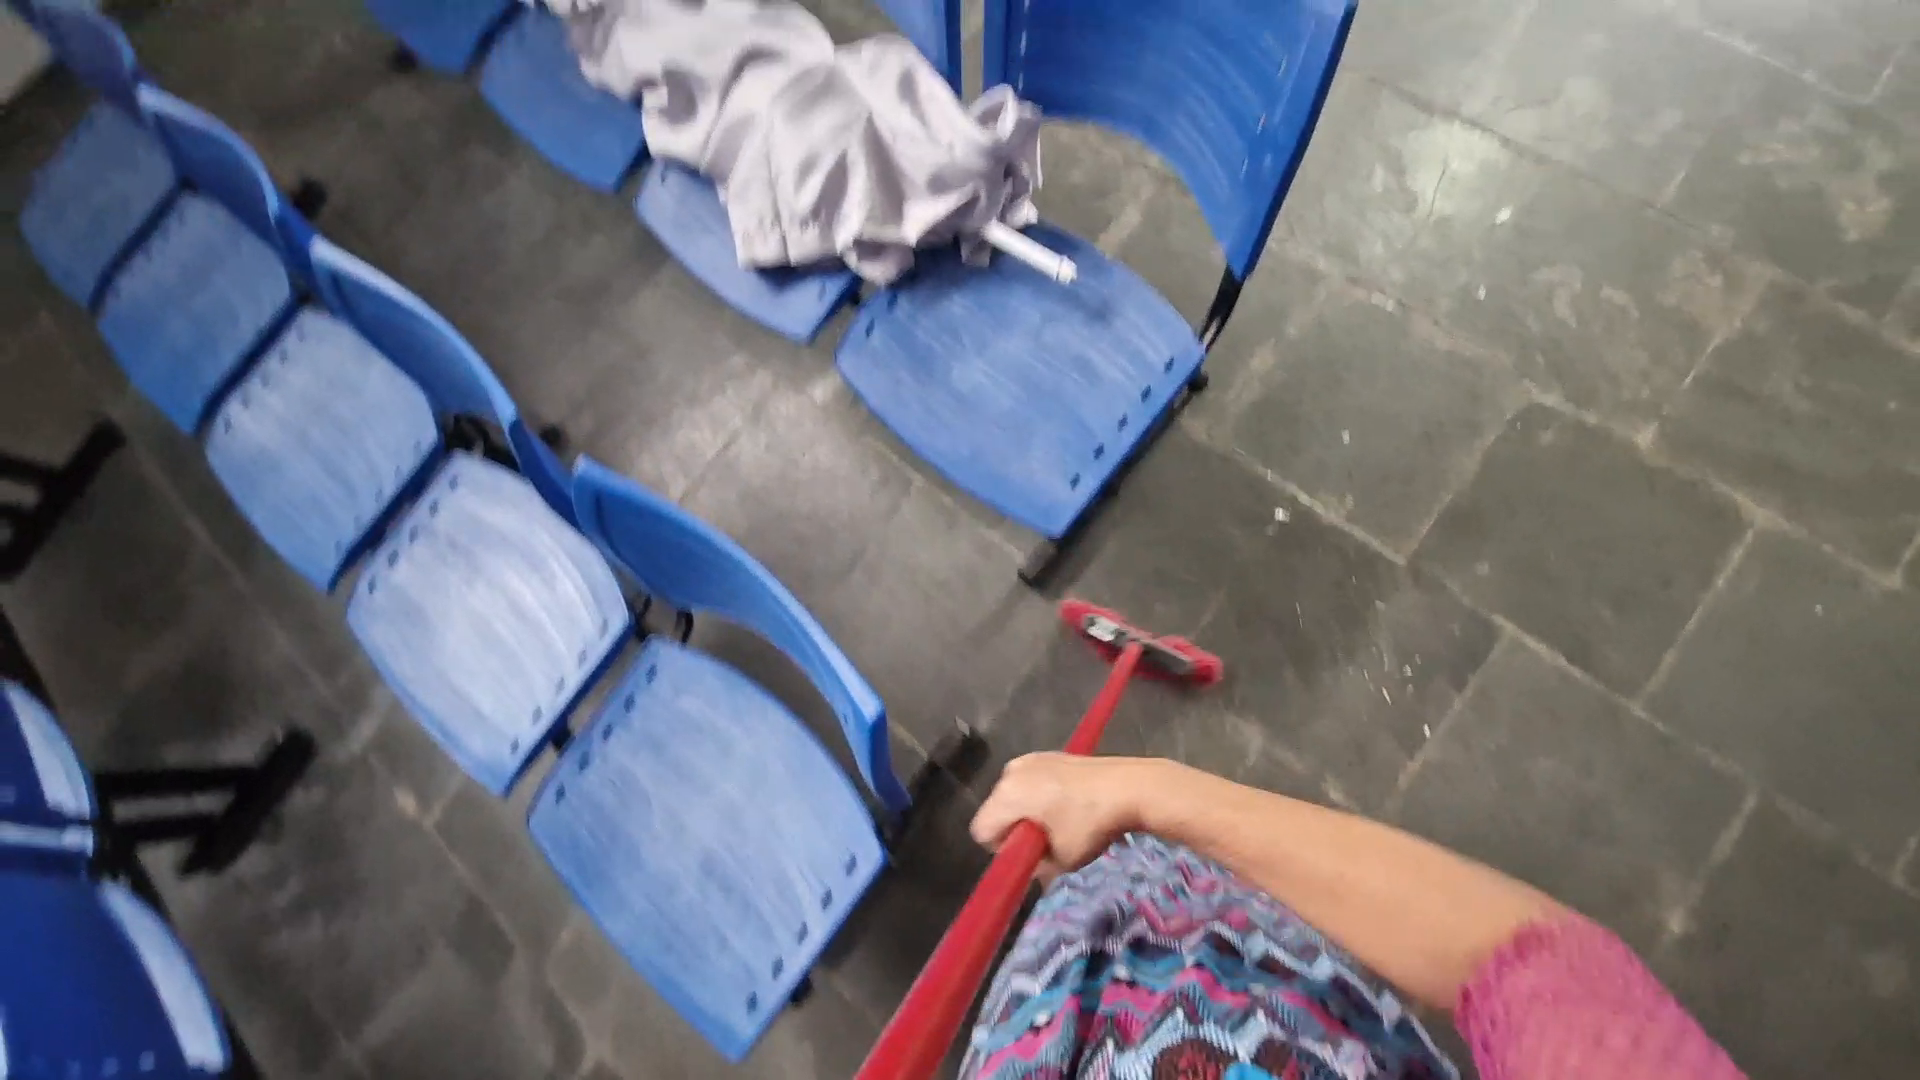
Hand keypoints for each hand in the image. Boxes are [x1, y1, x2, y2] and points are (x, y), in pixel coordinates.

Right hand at [969, 754, 1166, 878]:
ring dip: (1027, 812)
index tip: (1029, 854)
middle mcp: (1010, 772)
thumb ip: (1036, 868)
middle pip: (996, 811)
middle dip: (1015, 829)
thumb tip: (1032, 866)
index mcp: (1007, 796)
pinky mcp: (1048, 754)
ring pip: (1013, 796)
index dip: (1002, 849)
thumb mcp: (1062, 860)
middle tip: (1047, 841)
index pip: (982, 831)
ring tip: (1061, 821)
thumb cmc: (1090, 825)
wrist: (1129, 786)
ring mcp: (1029, 758)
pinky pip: (1029, 782)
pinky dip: (1040, 795)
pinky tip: (1068, 803)